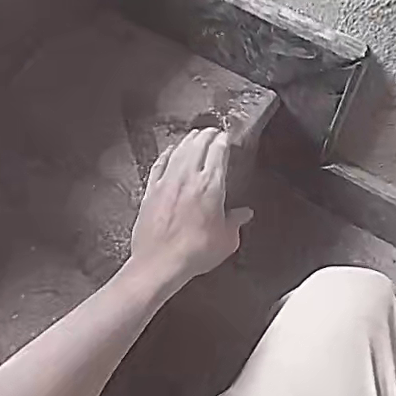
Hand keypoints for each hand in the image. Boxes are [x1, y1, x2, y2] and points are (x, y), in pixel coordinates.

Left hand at [128, 128, 253, 288]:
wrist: (161, 262)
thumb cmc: (195, 252)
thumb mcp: (226, 240)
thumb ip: (235, 222)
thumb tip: (244, 215)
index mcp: (211, 186)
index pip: (218, 151)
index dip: (223, 140)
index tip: (226, 137)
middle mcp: (188, 177)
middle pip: (198, 145)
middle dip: (207, 135)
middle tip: (212, 132)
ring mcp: (167, 182)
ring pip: (178, 151)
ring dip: (188, 140)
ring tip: (194, 136)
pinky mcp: (151, 191)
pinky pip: (159, 164)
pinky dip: (167, 154)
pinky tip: (170, 151)